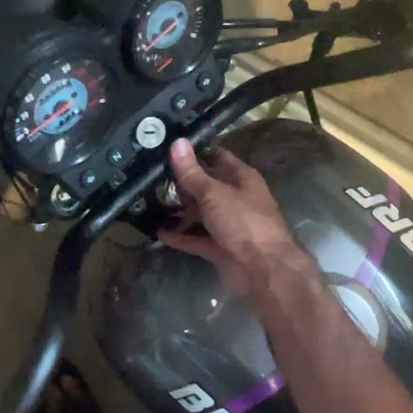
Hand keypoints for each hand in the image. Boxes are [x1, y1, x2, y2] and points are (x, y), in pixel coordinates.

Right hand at [159, 139, 312, 299]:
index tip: (168, 147)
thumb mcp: (214, 193)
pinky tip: (158, 231)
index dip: (196, 151)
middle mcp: (236, 199)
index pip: (217, 157)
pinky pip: (196, 238)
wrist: (263, 270)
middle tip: (151, 176)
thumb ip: (193, 172)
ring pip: (200, 213)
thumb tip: (177, 142)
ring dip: (179, 210)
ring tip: (149, 202)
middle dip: (182, 183)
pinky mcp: (219, 248)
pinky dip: (180, 236)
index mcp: (242, 179)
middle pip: (206, 186)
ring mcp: (228, 225)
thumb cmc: (243, 222)